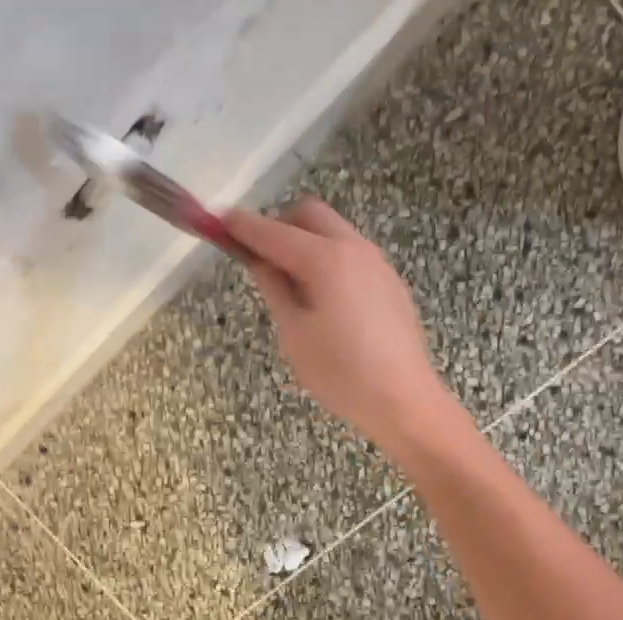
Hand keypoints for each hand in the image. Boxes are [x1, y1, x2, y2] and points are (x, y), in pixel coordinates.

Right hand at [224, 199, 465, 456]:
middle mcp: (355, 249)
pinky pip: (352, 255)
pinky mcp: (390, 282)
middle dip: (279, 226)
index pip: (273, 232)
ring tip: (292, 286)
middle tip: (260, 258)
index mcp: (326, 260)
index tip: (218, 221)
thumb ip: (275, 289)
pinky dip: (329, 260)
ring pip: (334, 232)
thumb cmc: (342, 375)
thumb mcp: (295, 335)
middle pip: (309, 215)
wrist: (404, 400)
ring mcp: (378, 263)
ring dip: (307, 243)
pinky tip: (325, 301)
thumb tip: (259, 261)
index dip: (242, 226)